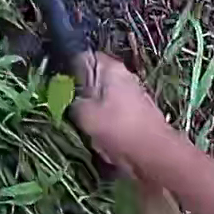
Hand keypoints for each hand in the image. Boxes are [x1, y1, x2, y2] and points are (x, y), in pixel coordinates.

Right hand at [69, 52, 187, 179]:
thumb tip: (64, 97)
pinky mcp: (138, 114)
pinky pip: (113, 115)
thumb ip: (69, 101)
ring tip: (90, 132)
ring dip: (93, 115)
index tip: (56, 87)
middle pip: (91, 80)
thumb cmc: (119, 129)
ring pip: (101, 100)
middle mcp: (123, 76)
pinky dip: (107, 127)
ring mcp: (132, 94)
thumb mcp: (84, 114)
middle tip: (70, 113)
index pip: (81, 56)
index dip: (66, 71)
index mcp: (110, 67)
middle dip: (80, 97)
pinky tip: (105, 143)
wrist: (158, 156)